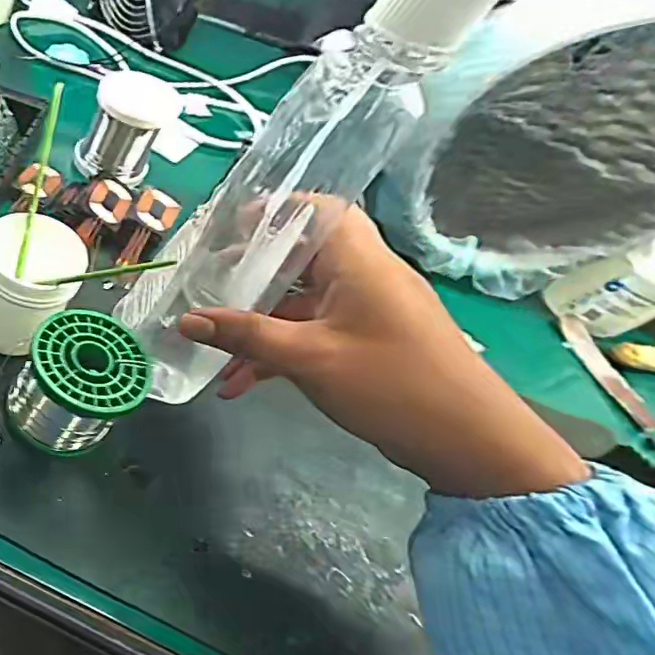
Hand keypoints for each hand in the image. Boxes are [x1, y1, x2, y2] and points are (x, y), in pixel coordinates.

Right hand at [176, 206, 589, 498]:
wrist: (468, 442)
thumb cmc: (390, 384)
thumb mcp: (307, 357)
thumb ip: (244, 335)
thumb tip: (186, 320)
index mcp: (359, 263)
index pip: (319, 212)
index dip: (274, 212)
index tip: (228, 230)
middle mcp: (362, 278)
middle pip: (299, 260)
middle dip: (249, 277)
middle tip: (206, 288)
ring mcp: (363, 312)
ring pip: (298, 305)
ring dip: (256, 327)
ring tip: (212, 350)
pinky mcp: (363, 343)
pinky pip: (309, 334)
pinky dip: (276, 352)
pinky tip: (240, 383)